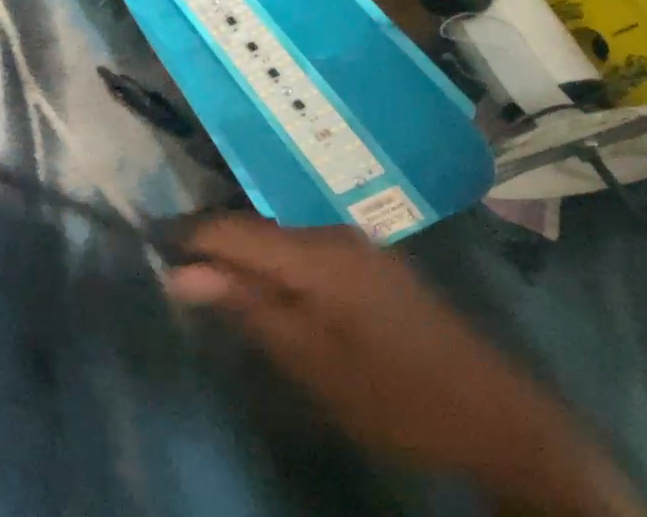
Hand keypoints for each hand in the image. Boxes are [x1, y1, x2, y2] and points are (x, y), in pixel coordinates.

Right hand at [166, 216, 643, 514]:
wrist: (498, 421)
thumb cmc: (392, 395)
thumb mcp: (306, 358)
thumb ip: (242, 304)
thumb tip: (178, 271)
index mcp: (313, 252)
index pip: (223, 227)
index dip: (182, 239)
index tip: (148, 254)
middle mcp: (330, 231)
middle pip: (247, 224)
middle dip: (208, 246)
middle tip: (176, 277)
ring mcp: (354, 242)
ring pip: (273, 234)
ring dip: (239, 254)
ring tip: (212, 285)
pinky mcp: (368, 260)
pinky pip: (300, 245)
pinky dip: (271, 261)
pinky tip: (264, 288)